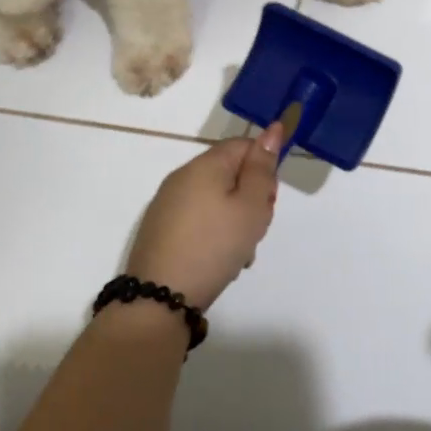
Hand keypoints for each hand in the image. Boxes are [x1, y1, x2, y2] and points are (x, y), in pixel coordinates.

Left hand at [125, 123, 283, 309]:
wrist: (158, 300)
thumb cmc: (214, 246)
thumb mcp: (251, 205)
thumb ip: (263, 167)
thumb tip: (272, 129)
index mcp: (205, 165)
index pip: (245, 145)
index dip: (264, 168)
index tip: (268, 201)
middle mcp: (182, 177)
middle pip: (231, 173)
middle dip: (251, 197)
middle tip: (256, 228)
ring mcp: (167, 204)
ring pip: (216, 199)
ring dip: (234, 219)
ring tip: (240, 252)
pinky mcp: (159, 229)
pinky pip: (197, 219)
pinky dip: (213, 233)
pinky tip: (218, 260)